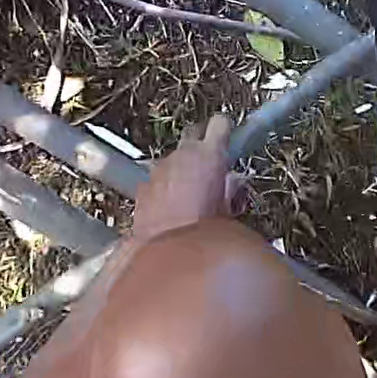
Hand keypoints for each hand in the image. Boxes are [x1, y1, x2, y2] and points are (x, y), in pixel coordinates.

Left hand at [133, 115, 239, 237]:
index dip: (224, 130)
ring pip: (174, 159)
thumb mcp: (230, 210)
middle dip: (201, 146)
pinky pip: (157, 179)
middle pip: (193, 135)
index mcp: (210, 154)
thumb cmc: (205, 231)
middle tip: (210, 167)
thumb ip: (232, 190)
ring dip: (182, 170)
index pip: (220, 123)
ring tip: (190, 196)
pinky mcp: (143, 186)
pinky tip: (171, 209)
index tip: (227, 138)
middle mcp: (183, 154)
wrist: (169, 253)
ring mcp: (160, 169)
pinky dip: (164, 187)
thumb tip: (232, 185)